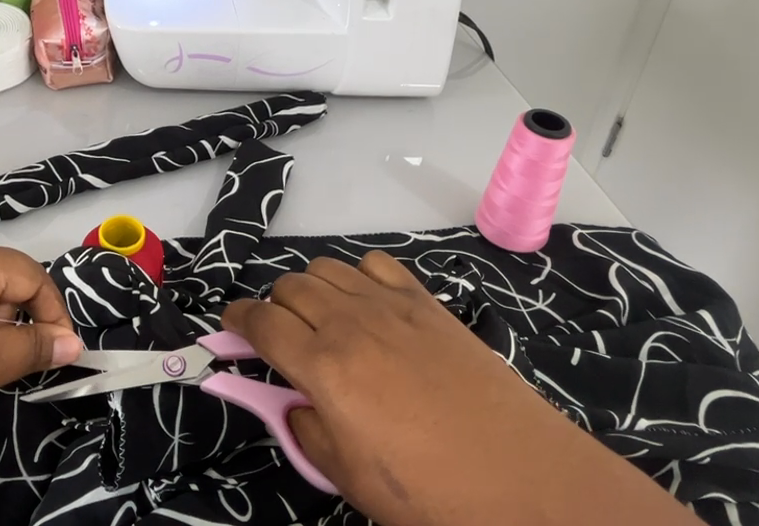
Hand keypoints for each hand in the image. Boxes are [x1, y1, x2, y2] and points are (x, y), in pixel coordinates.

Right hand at [223, 251, 697, 525]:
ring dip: (312, 289)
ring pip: (327, 268)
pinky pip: (376, 265)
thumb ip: (306, 429)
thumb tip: (291, 399)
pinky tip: (368, 307)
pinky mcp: (427, 303)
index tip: (231, 329)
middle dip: (274, 308)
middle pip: (289, 286)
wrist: (527, 482)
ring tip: (324, 322)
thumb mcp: (351, 478)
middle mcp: (349, 322)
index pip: (259, 322)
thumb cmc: (432, 495)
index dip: (236, 321)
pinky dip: (358, 277)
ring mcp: (391, 306)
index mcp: (323, 367)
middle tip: (283, 340)